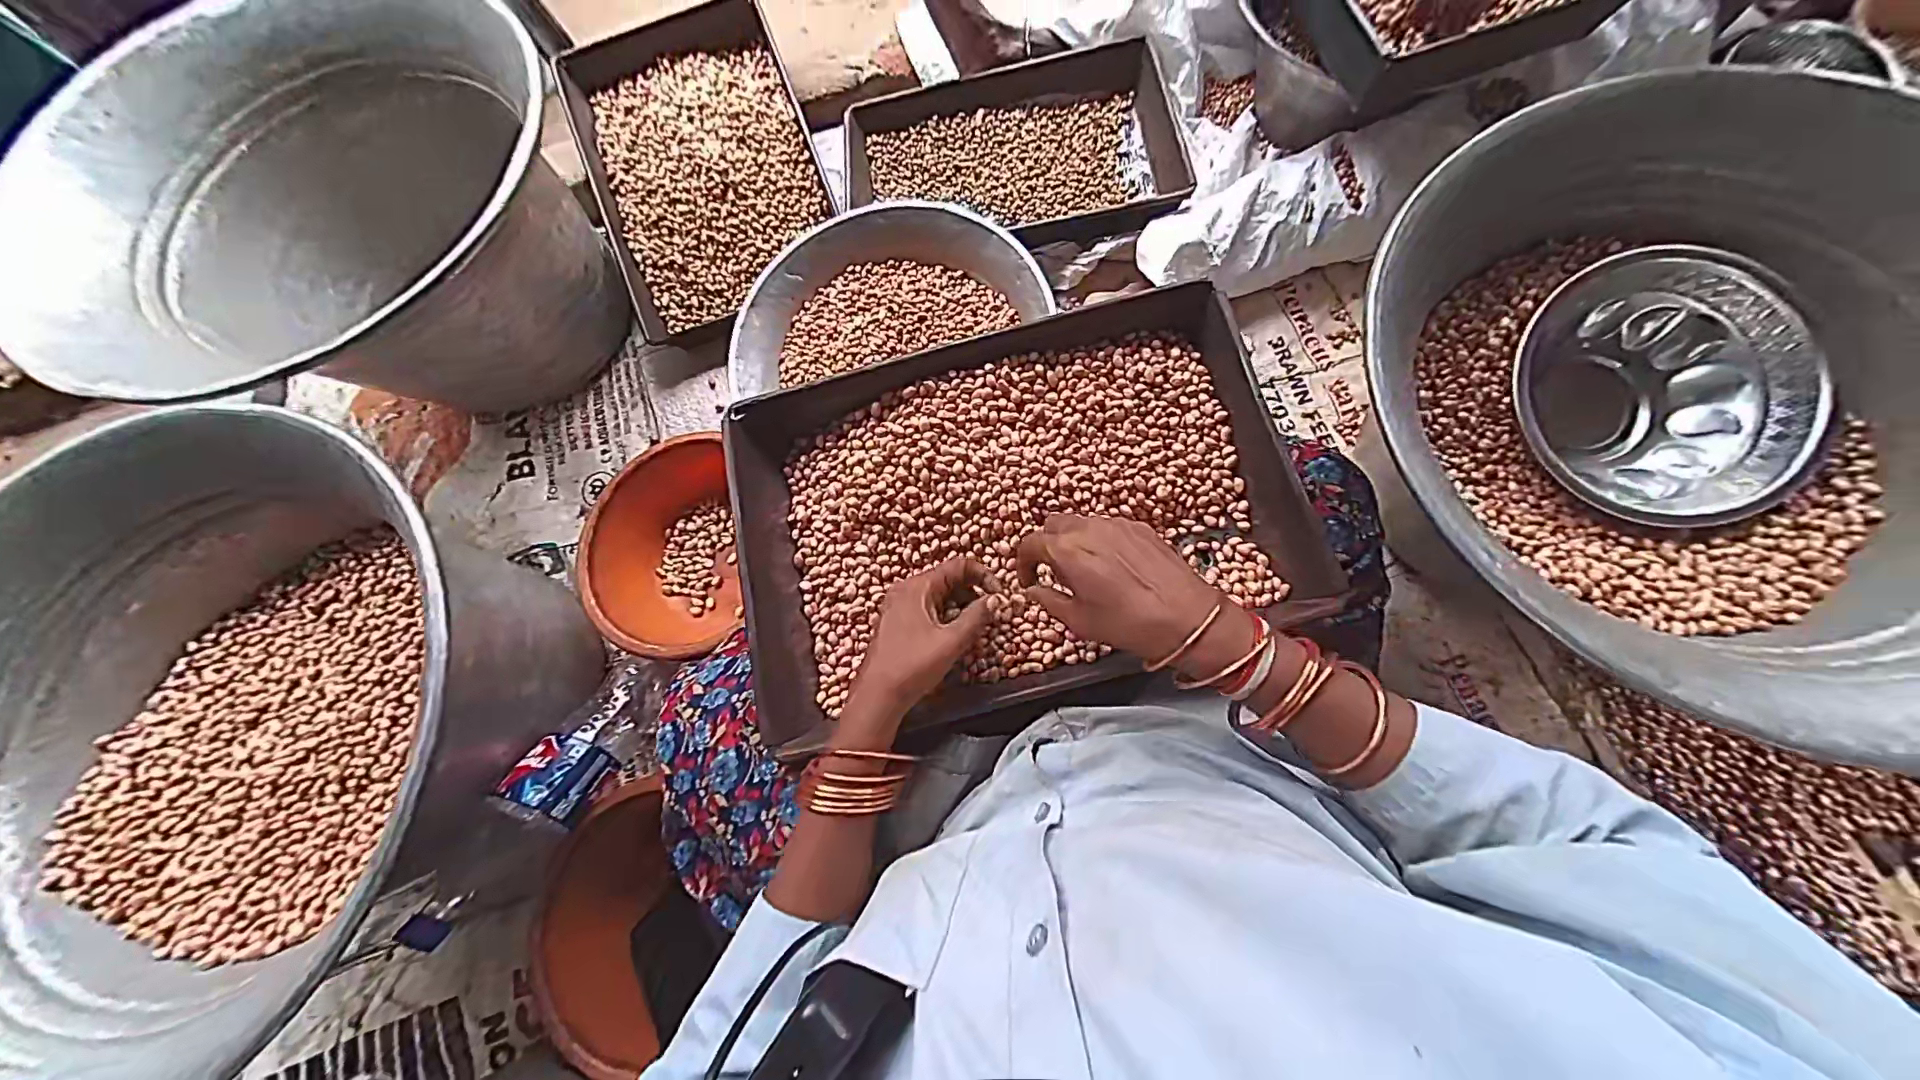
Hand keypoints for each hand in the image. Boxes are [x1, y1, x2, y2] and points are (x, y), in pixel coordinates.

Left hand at [840, 557, 994, 734]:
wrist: (877, 696)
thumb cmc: (911, 667)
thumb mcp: (951, 642)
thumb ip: (976, 617)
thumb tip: (995, 600)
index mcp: (917, 587)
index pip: (958, 565)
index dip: (984, 576)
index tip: (999, 595)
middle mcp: (906, 591)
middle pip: (949, 579)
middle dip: (974, 592)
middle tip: (992, 612)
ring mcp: (900, 607)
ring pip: (940, 596)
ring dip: (962, 606)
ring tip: (978, 626)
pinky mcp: (899, 623)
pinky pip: (929, 609)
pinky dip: (947, 616)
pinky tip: (956, 635)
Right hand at [1016, 514, 1227, 663]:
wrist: (1187, 618)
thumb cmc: (1128, 623)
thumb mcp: (1080, 620)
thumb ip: (1049, 600)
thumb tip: (1033, 591)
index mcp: (1067, 550)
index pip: (1030, 543)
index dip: (1023, 563)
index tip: (1030, 580)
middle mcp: (1089, 529)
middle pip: (1053, 525)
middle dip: (1046, 545)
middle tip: (1052, 572)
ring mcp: (1117, 525)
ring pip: (1081, 523)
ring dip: (1073, 540)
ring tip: (1083, 569)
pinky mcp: (1140, 528)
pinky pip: (1108, 527)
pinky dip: (1099, 540)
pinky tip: (1111, 565)